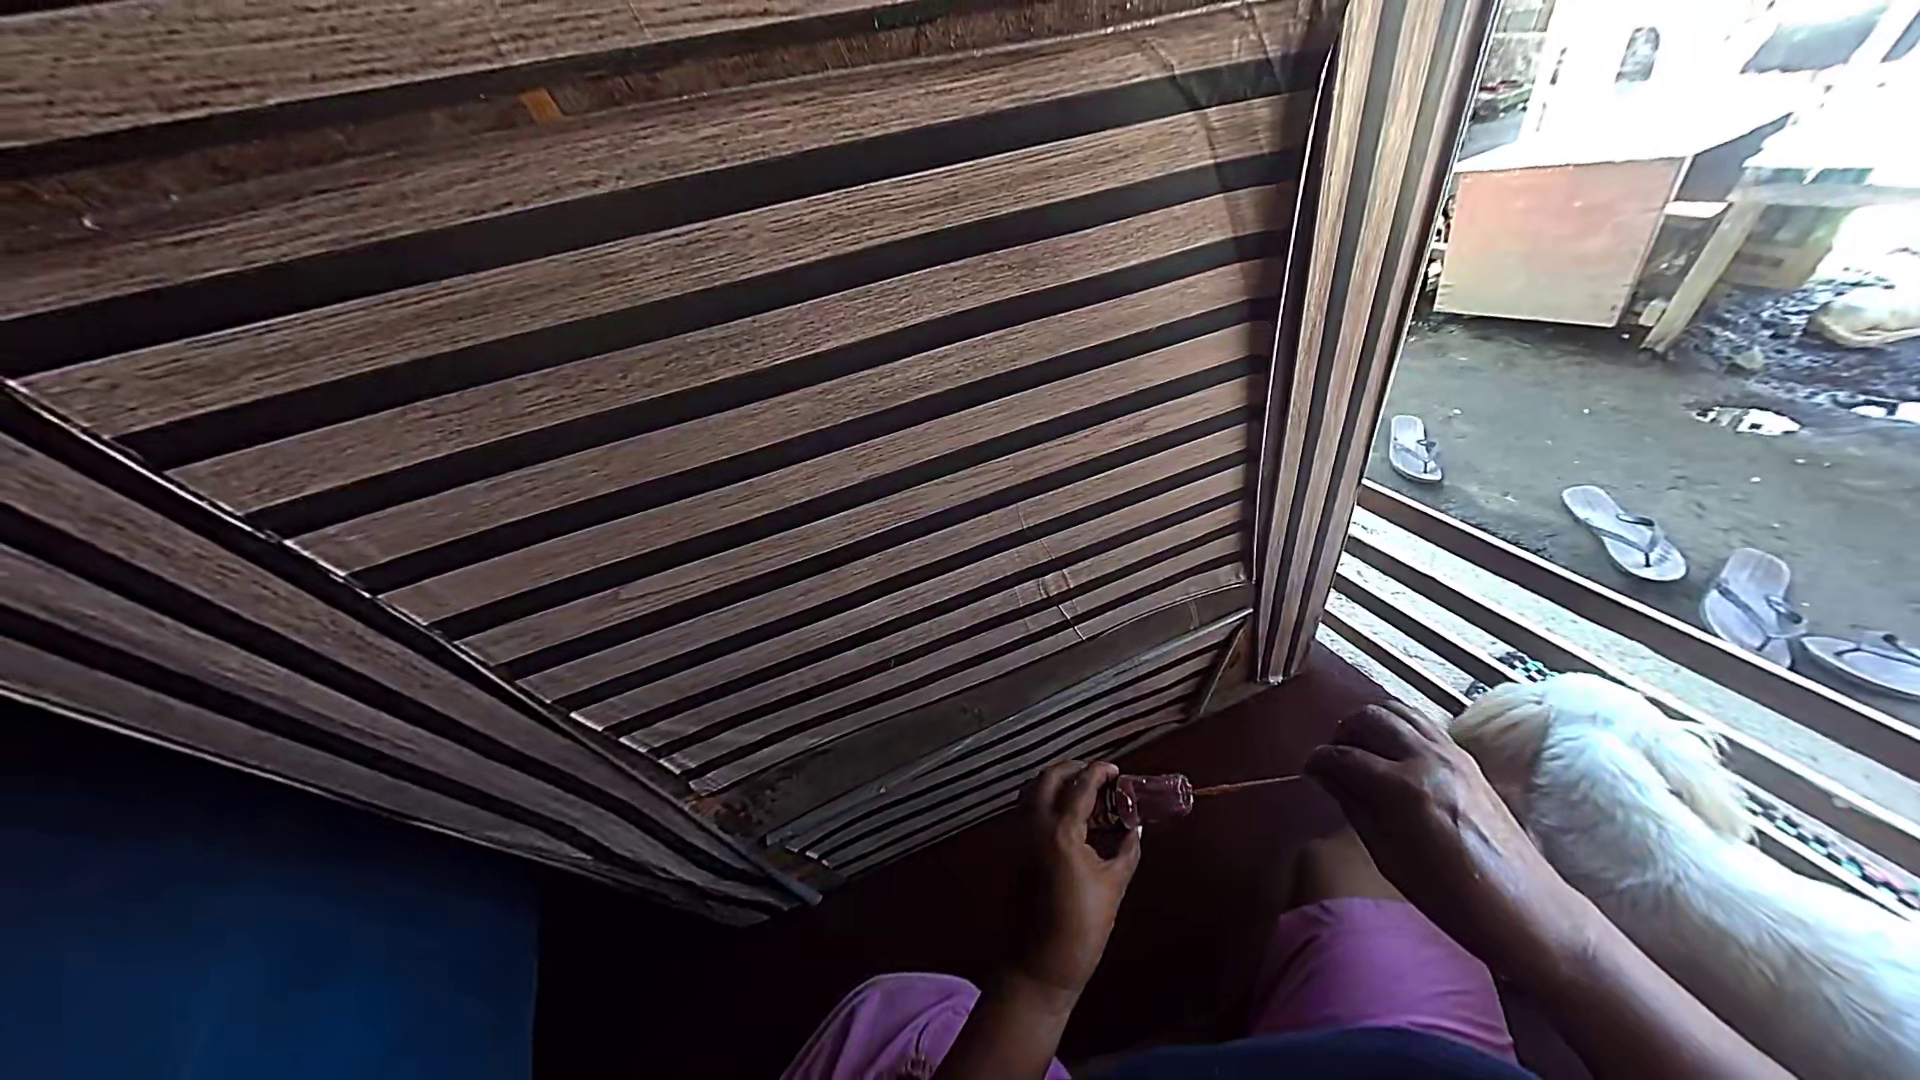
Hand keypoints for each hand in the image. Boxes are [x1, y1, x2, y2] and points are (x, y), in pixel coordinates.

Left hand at [1006, 760, 1141, 1001]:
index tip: (1116, 769)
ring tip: (1082, 792)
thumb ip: (1126, 849)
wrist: (1040, 962)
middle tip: (1097, 777)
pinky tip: (1066, 815)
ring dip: (1055, 782)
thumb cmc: (1082, 927)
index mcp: (1061, 830)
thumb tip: (1135, 828)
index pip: (1081, 785)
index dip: (1100, 771)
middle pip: (1049, 777)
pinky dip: (1044, 799)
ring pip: (1032, 789)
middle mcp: (1034, 823)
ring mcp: (1019, 833)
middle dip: (1073, 769)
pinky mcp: (1013, 846)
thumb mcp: (1114, 884)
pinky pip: (1026, 808)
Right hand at [1304, 702, 1589, 977]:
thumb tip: (1325, 775)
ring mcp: (1454, 755)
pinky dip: (1399, 727)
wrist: (1529, 913)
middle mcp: (1428, 760)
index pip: (1343, 755)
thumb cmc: (1450, 896)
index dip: (1318, 760)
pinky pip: (1423, 724)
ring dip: (1371, 723)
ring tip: (1361, 748)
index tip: (1309, 770)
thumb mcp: (1386, 855)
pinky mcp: (1470, 760)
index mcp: (1404, 788)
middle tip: (1335, 758)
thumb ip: (1352, 804)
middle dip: (1342, 733)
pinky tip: (1392, 752)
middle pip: (1369, 718)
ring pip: (1397, 710)